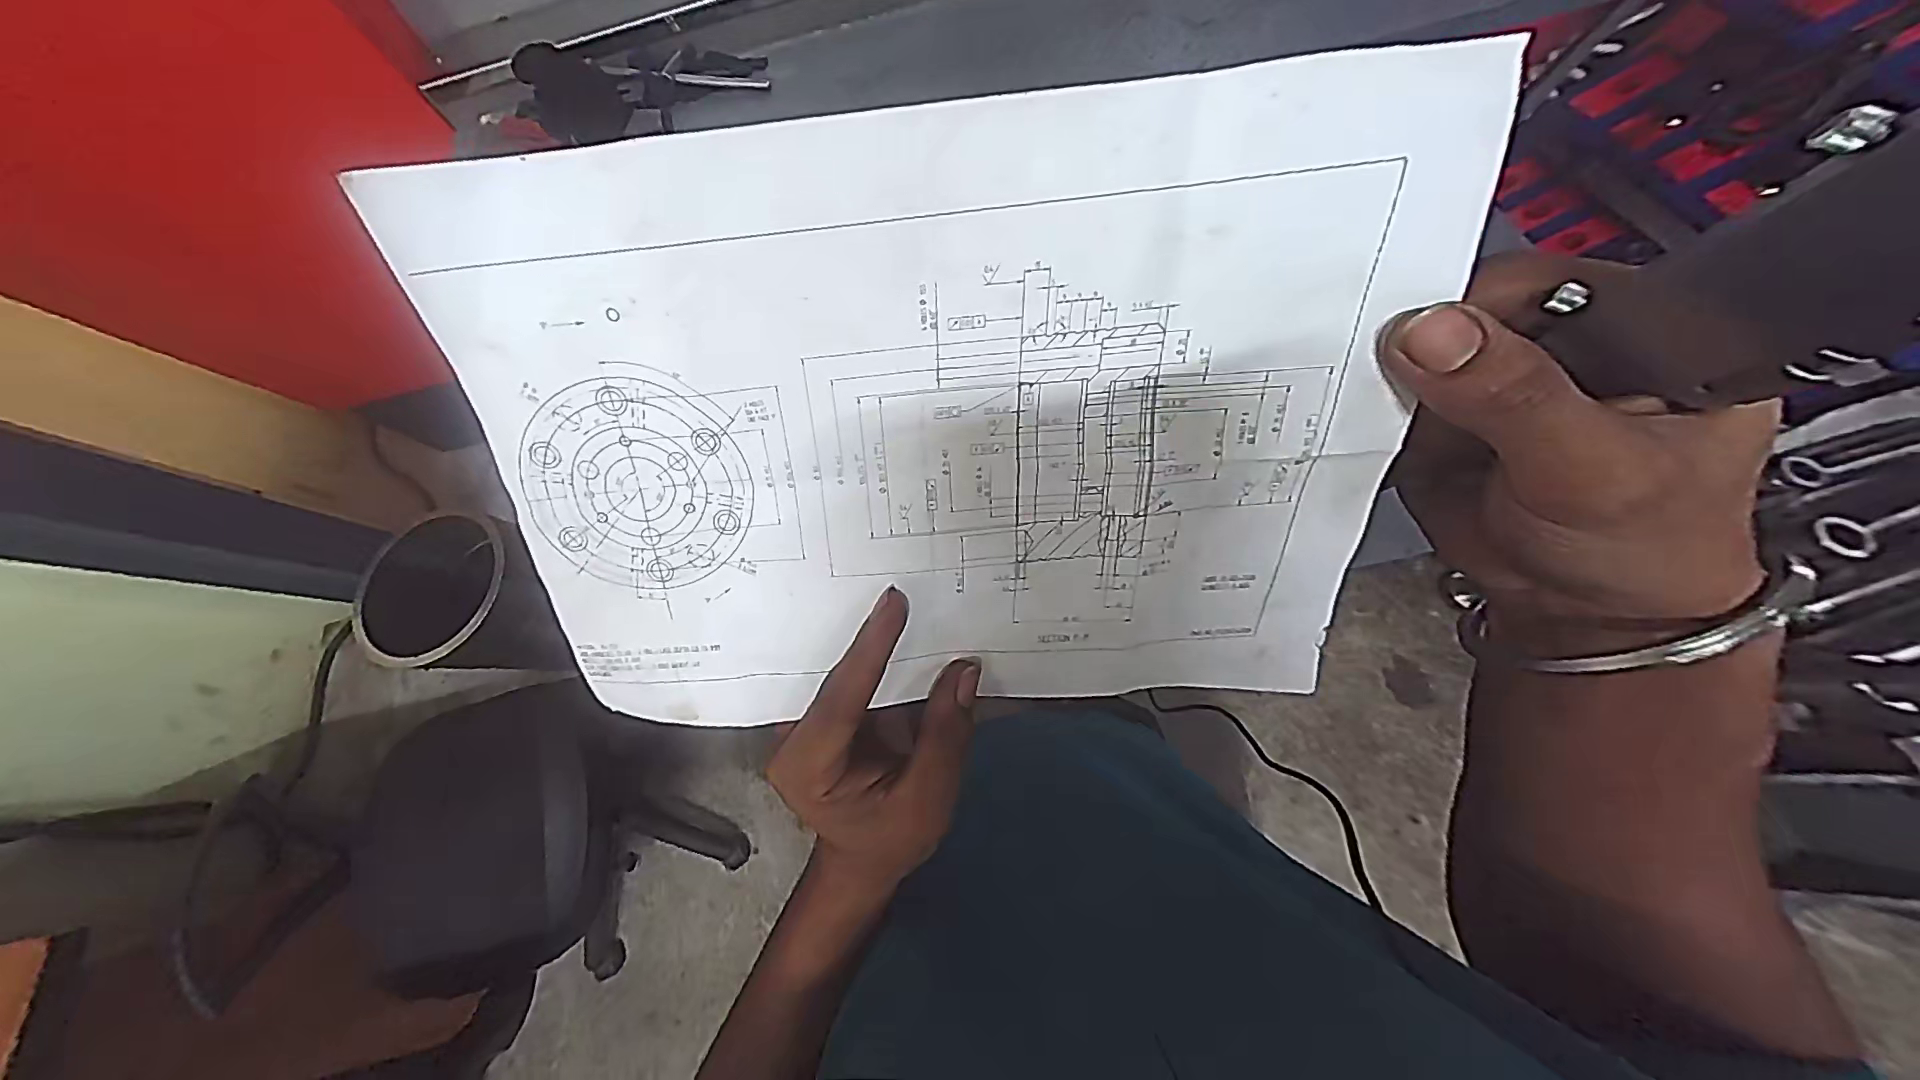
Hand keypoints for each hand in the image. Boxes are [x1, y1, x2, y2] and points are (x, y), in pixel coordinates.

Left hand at [766, 587, 980, 889]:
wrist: (867, 856)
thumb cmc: (892, 838)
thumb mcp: (928, 798)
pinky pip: (851, 675)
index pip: (840, 698)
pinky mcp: (827, 712)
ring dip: (869, 635)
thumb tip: (964, 671)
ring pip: (840, 668)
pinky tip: (895, 621)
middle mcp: (794, 737)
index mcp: (806, 767)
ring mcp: (806, 722)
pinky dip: (875, 652)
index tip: (893, 605)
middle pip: (834, 674)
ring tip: (898, 597)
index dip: (870, 650)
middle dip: (866, 633)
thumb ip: (945, 734)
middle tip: (898, 587)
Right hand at [1379, 252, 1776, 630]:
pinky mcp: (1439, 421)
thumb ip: (1516, 397)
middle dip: (1415, 339)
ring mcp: (1488, 386)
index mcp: (1631, 327)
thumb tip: (1432, 331)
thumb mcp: (1588, 467)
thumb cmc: (1638, 544)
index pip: (1534, 282)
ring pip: (1417, 353)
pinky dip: (1369, 409)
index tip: (1420, 337)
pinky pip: (1390, 397)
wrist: (1578, 612)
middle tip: (1387, 372)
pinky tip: (1367, 423)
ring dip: (1385, 376)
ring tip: (1381, 411)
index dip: (1471, 300)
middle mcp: (1553, 347)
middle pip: (1463, 310)